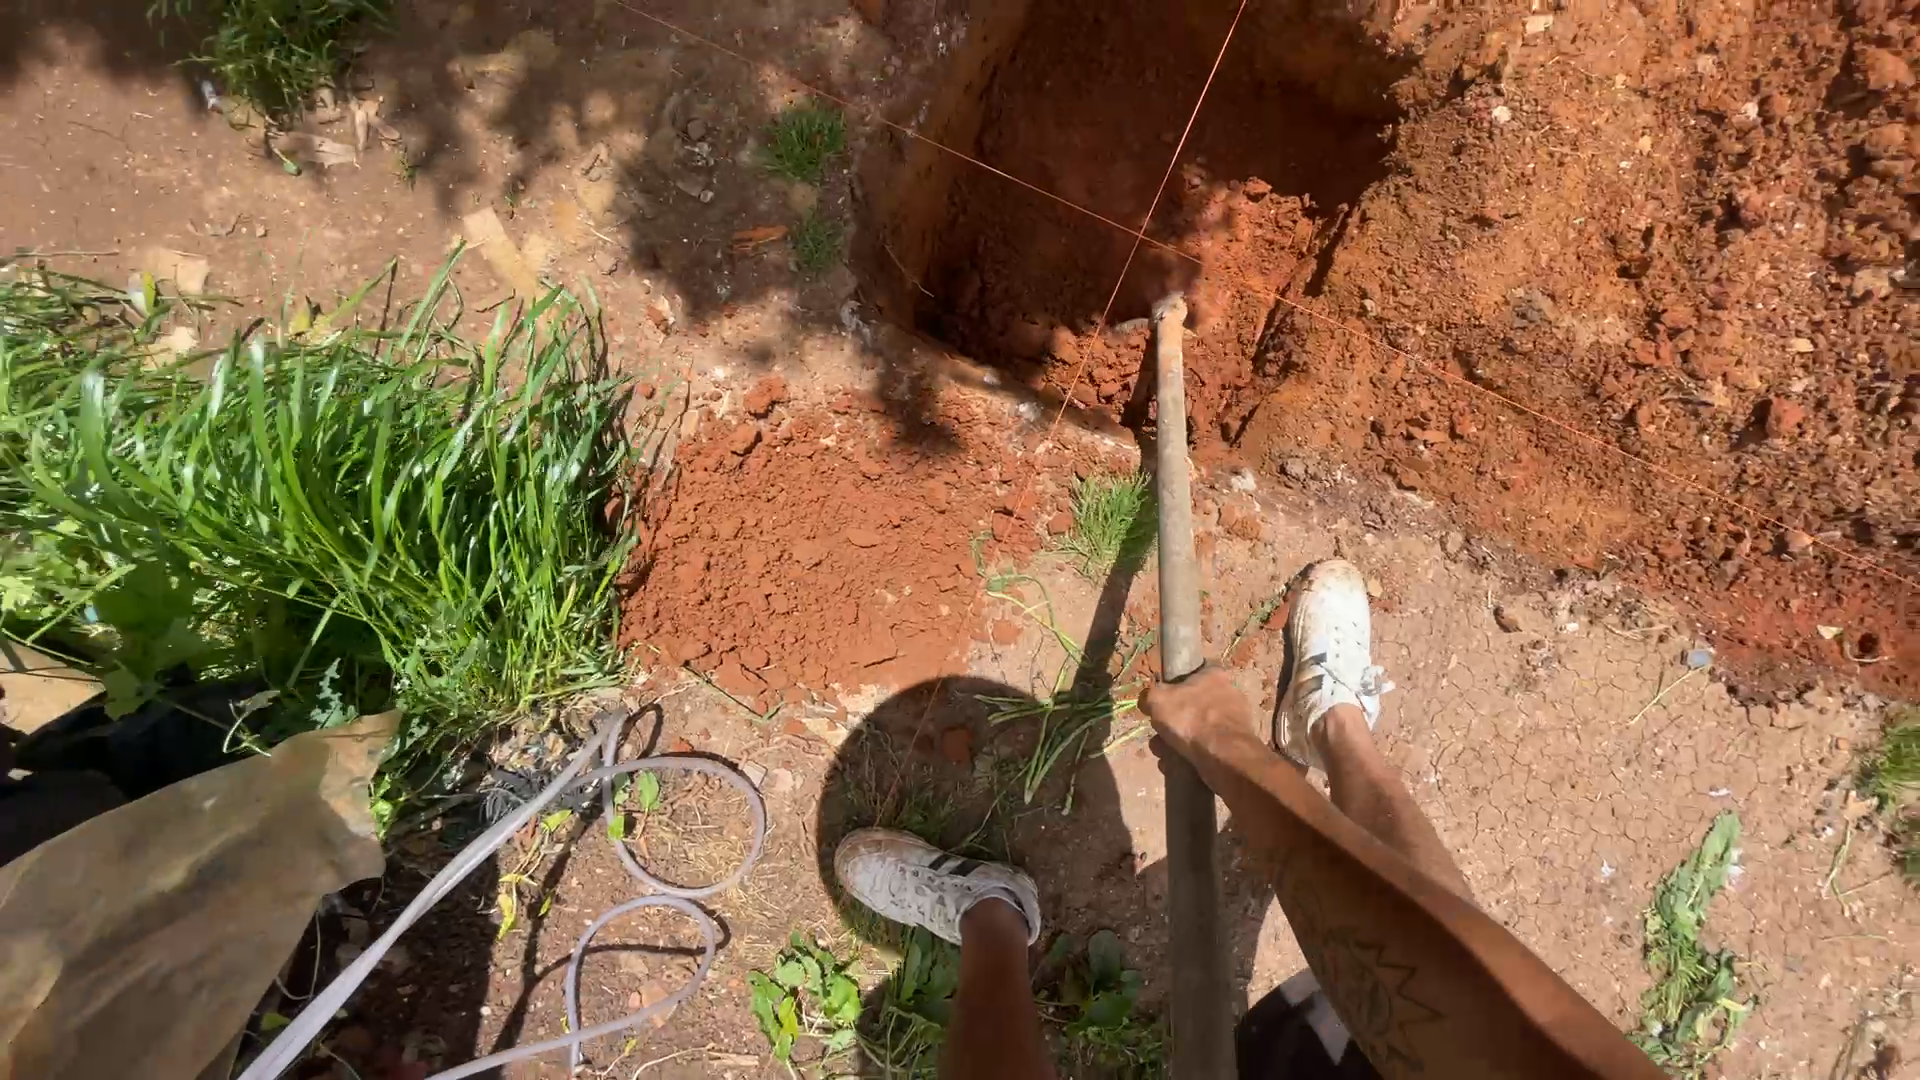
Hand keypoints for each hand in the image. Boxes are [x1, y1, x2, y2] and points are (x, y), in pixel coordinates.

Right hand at [1140, 664, 1259, 765]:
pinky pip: (1204, 749)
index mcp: (1214, 675)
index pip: (1192, 673)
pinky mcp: (1234, 747)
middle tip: (1160, 735)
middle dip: (1169, 725)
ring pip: (1194, 731)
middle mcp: (1228, 695)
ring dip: (1175, 745)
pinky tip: (1178, 766)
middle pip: (1189, 708)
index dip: (1172, 687)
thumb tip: (1148, 701)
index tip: (1161, 703)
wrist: (1223, 756)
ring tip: (1165, 756)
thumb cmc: (1190, 719)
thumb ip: (1149, 695)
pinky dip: (1189, 758)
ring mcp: (1233, 723)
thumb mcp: (1157, 699)